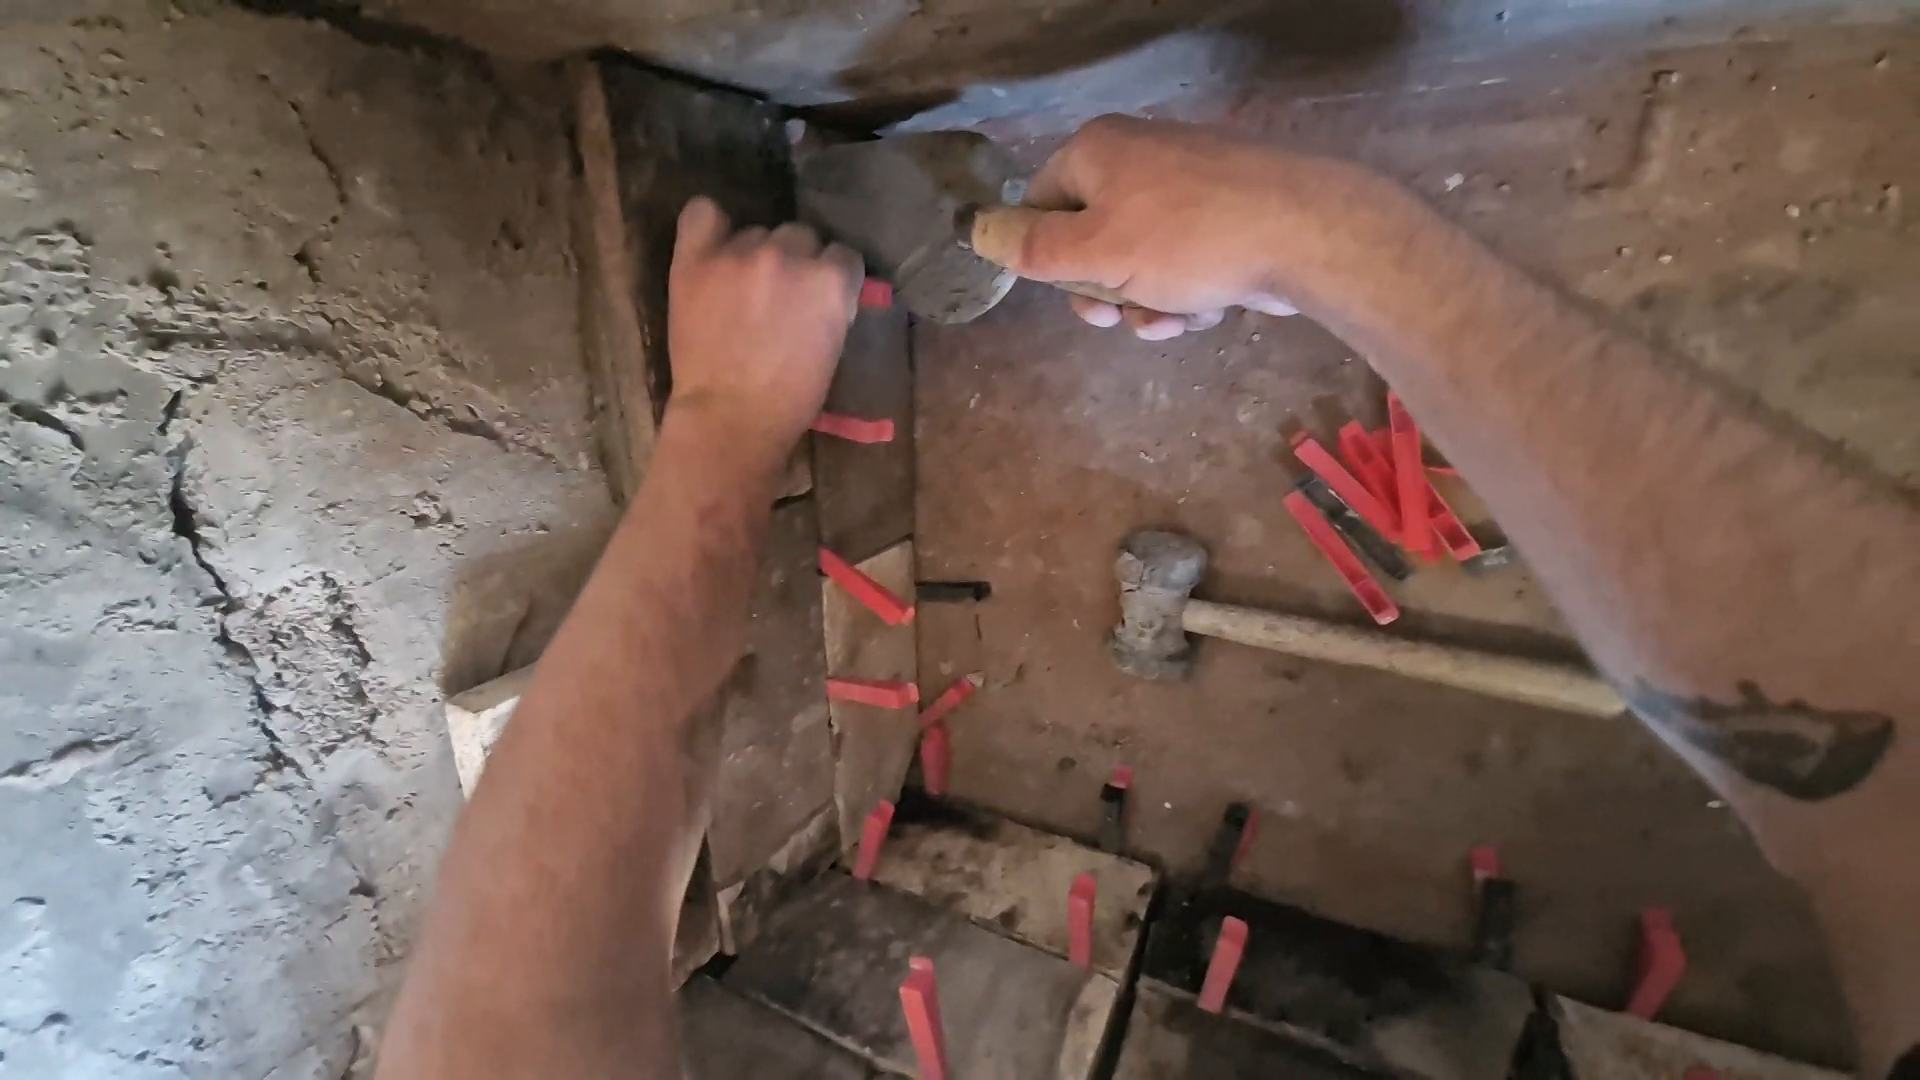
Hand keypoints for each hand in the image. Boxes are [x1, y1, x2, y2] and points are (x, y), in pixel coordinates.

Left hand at [666, 196, 862, 464]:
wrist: (732, 419)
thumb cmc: (792, 400)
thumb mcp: (833, 349)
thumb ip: (833, 307)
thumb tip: (825, 290)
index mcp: (831, 281)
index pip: (843, 256)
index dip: (833, 278)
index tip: (821, 299)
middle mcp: (789, 254)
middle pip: (801, 236)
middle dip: (796, 263)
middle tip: (782, 297)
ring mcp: (740, 252)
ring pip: (756, 232)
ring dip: (755, 255)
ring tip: (742, 291)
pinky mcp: (696, 258)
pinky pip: (703, 213)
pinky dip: (710, 227)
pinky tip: (713, 251)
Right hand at [1007, 116, 1396, 339]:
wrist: (1303, 234)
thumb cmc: (1186, 240)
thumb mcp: (1095, 252)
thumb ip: (1034, 249)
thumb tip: (976, 230)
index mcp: (1096, 152)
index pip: (1038, 205)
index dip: (1045, 258)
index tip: (1066, 291)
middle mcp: (1135, 159)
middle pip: (1085, 240)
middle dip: (1100, 292)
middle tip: (1115, 315)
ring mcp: (1180, 187)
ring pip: (1132, 263)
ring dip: (1141, 304)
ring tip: (1169, 318)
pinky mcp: (1216, 216)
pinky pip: (1173, 264)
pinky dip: (1178, 295)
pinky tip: (1199, 310)